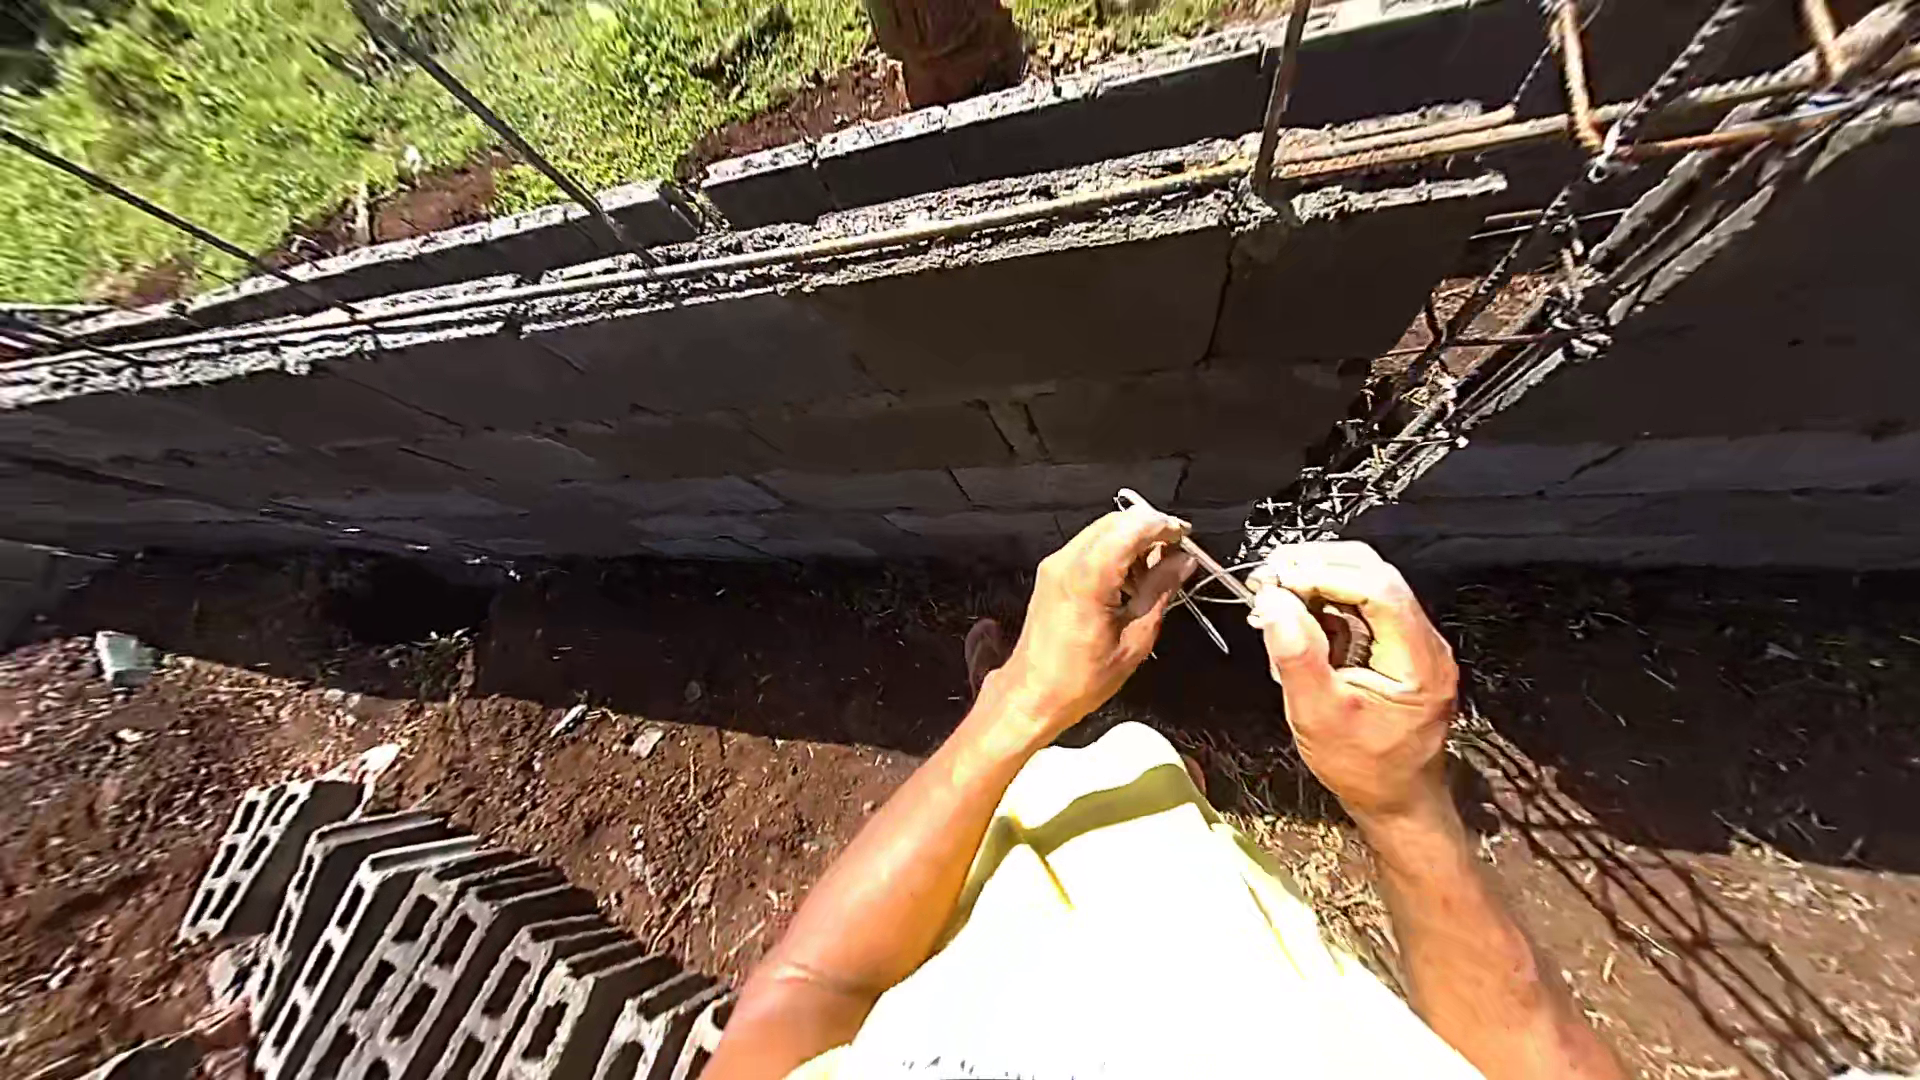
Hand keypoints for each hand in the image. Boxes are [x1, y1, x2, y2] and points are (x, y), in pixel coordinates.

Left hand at [991, 506, 1196, 739]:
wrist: (1033, 693)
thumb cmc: (1080, 678)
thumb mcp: (1135, 638)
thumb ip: (1160, 591)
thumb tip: (1182, 562)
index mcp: (1088, 577)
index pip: (1132, 527)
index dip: (1164, 526)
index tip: (1186, 538)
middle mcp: (1066, 562)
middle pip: (1116, 521)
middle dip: (1150, 529)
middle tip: (1176, 554)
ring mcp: (1054, 565)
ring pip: (1101, 531)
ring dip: (1132, 540)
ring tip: (1155, 573)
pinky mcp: (1051, 574)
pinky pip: (1088, 547)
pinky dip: (1113, 552)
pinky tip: (1129, 580)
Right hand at [1248, 541, 1457, 822]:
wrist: (1391, 797)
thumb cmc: (1362, 766)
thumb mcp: (1317, 714)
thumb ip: (1296, 655)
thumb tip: (1273, 602)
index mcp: (1417, 661)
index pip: (1378, 590)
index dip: (1325, 574)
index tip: (1279, 581)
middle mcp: (1420, 643)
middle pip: (1373, 574)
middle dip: (1316, 566)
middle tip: (1269, 577)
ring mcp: (1405, 641)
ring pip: (1362, 581)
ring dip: (1314, 578)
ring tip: (1272, 592)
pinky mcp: (1386, 644)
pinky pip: (1354, 603)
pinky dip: (1317, 596)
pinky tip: (1289, 610)